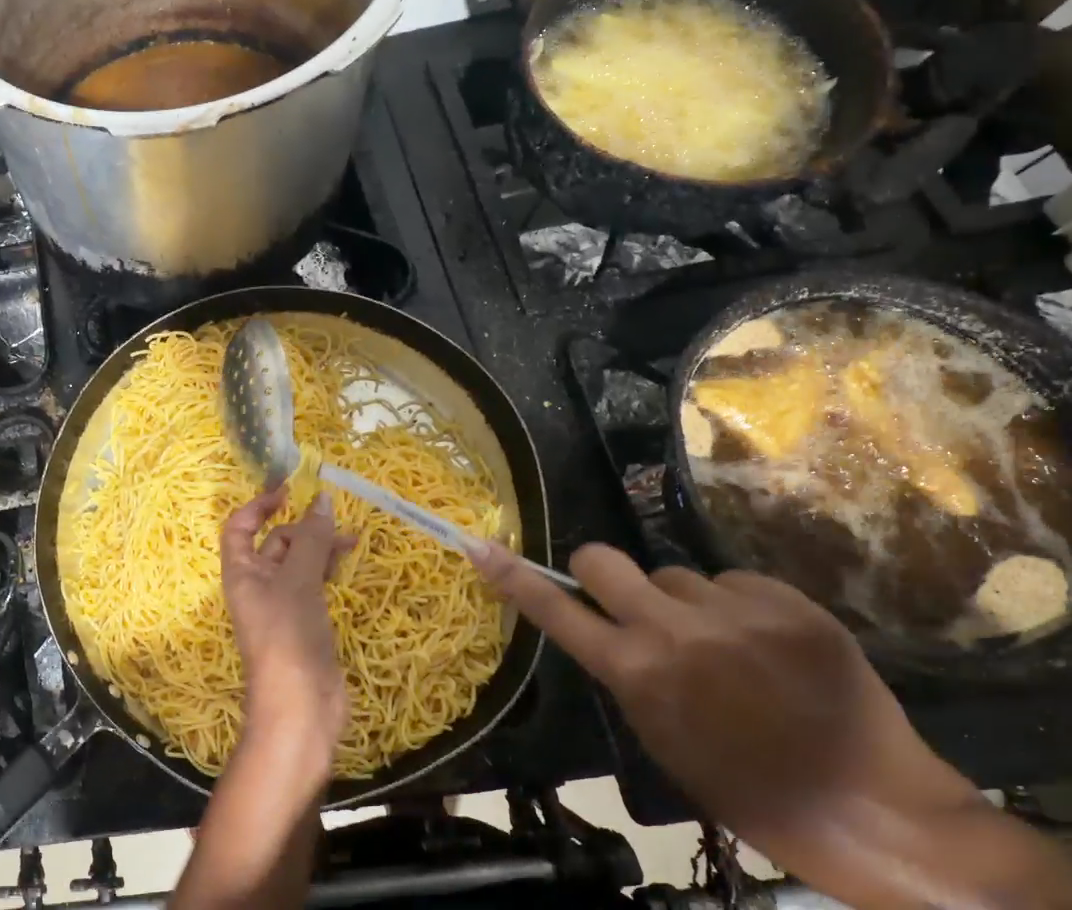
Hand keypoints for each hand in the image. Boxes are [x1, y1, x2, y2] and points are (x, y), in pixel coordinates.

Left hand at [220, 486, 355, 775]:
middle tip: (335, 521)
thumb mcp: (299, 582)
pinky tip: (346, 562)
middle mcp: (257, 585)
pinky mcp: (305, 621)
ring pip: (298, 562)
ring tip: (351, 540)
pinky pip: (313, 583)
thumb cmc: (289, 638)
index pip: (239, 528)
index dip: (258, 506)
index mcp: (240, 573)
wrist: (302, 708)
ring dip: (319, 546)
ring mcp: (282, 604)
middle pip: (274, 542)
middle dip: (302, 527)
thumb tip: (322, 499)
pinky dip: (327, 568)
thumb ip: (310, 539)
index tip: (287, 490)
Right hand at [471, 543, 1071, 908]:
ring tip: (727, 646)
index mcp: (636, 673)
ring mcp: (736, 611)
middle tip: (627, 601)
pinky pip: (735, 583)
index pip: (555, 610)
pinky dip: (737, 607)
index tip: (480, 545)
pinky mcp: (789, 603)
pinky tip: (768, 646)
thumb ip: (626, 674)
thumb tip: (610, 630)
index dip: (514, 576)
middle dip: (604, 574)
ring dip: (684, 602)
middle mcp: (676, 631)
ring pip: (677, 576)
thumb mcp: (660, 737)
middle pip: (605, 560)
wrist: (872, 806)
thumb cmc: (747, 788)